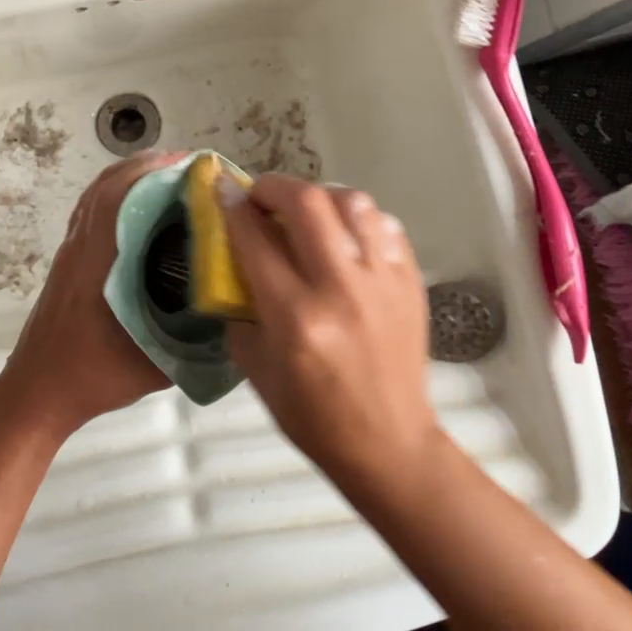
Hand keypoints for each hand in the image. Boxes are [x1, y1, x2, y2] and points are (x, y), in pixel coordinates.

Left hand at [0, 150, 185, 436]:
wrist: (38, 391)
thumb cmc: (93, 377)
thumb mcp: (155, 366)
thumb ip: (197, 344)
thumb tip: (238, 317)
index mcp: (100, 263)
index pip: (121, 198)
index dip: (154, 172)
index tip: (191, 164)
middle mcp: (81, 246)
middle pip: (108, 185)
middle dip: (149, 166)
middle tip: (190, 167)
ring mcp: (70, 251)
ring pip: (96, 194)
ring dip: (130, 176)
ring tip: (170, 176)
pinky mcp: (67, 260)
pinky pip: (91, 209)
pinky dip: (115, 193)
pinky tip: (140, 205)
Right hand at [219, 174, 438, 484]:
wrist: (388, 444)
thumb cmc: (313, 415)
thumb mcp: (256, 369)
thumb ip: (241, 309)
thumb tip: (234, 263)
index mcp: (295, 317)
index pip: (256, 239)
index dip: (232, 206)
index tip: (222, 189)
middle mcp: (340, 290)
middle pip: (306, 203)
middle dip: (274, 187)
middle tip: (260, 196)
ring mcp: (382, 282)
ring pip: (352, 203)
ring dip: (319, 195)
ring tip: (306, 210)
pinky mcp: (410, 283)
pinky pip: (385, 225)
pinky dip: (359, 218)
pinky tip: (344, 232)